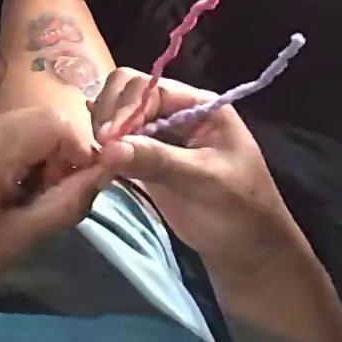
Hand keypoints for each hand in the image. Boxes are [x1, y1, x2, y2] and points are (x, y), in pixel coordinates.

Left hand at [0, 107, 110, 293]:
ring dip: (43, 155)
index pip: (60, 122)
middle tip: (52, 195)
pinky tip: (13, 191)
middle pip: (45, 118)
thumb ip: (68, 201)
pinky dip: (23, 155)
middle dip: (62, 153)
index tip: (76, 190)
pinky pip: (8, 134)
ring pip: (28, 125)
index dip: (80, 152)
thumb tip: (106, 173)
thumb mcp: (22, 234)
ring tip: (33, 197)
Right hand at [91, 68, 301, 280]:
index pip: (148, 88)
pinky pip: (116, 139)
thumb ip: (156, 159)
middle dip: (109, 113)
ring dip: (102, 129)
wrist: (248, 252)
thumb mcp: (203, 181)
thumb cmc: (239, 212)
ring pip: (117, 113)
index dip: (123, 108)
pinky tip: (93, 155)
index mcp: (198, 105)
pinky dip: (102, 145)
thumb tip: (107, 147)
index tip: (106, 139)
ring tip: (99, 156)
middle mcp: (175, 111)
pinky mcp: (144, 156)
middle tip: (100, 146)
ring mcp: (158, 133)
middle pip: (127, 92)